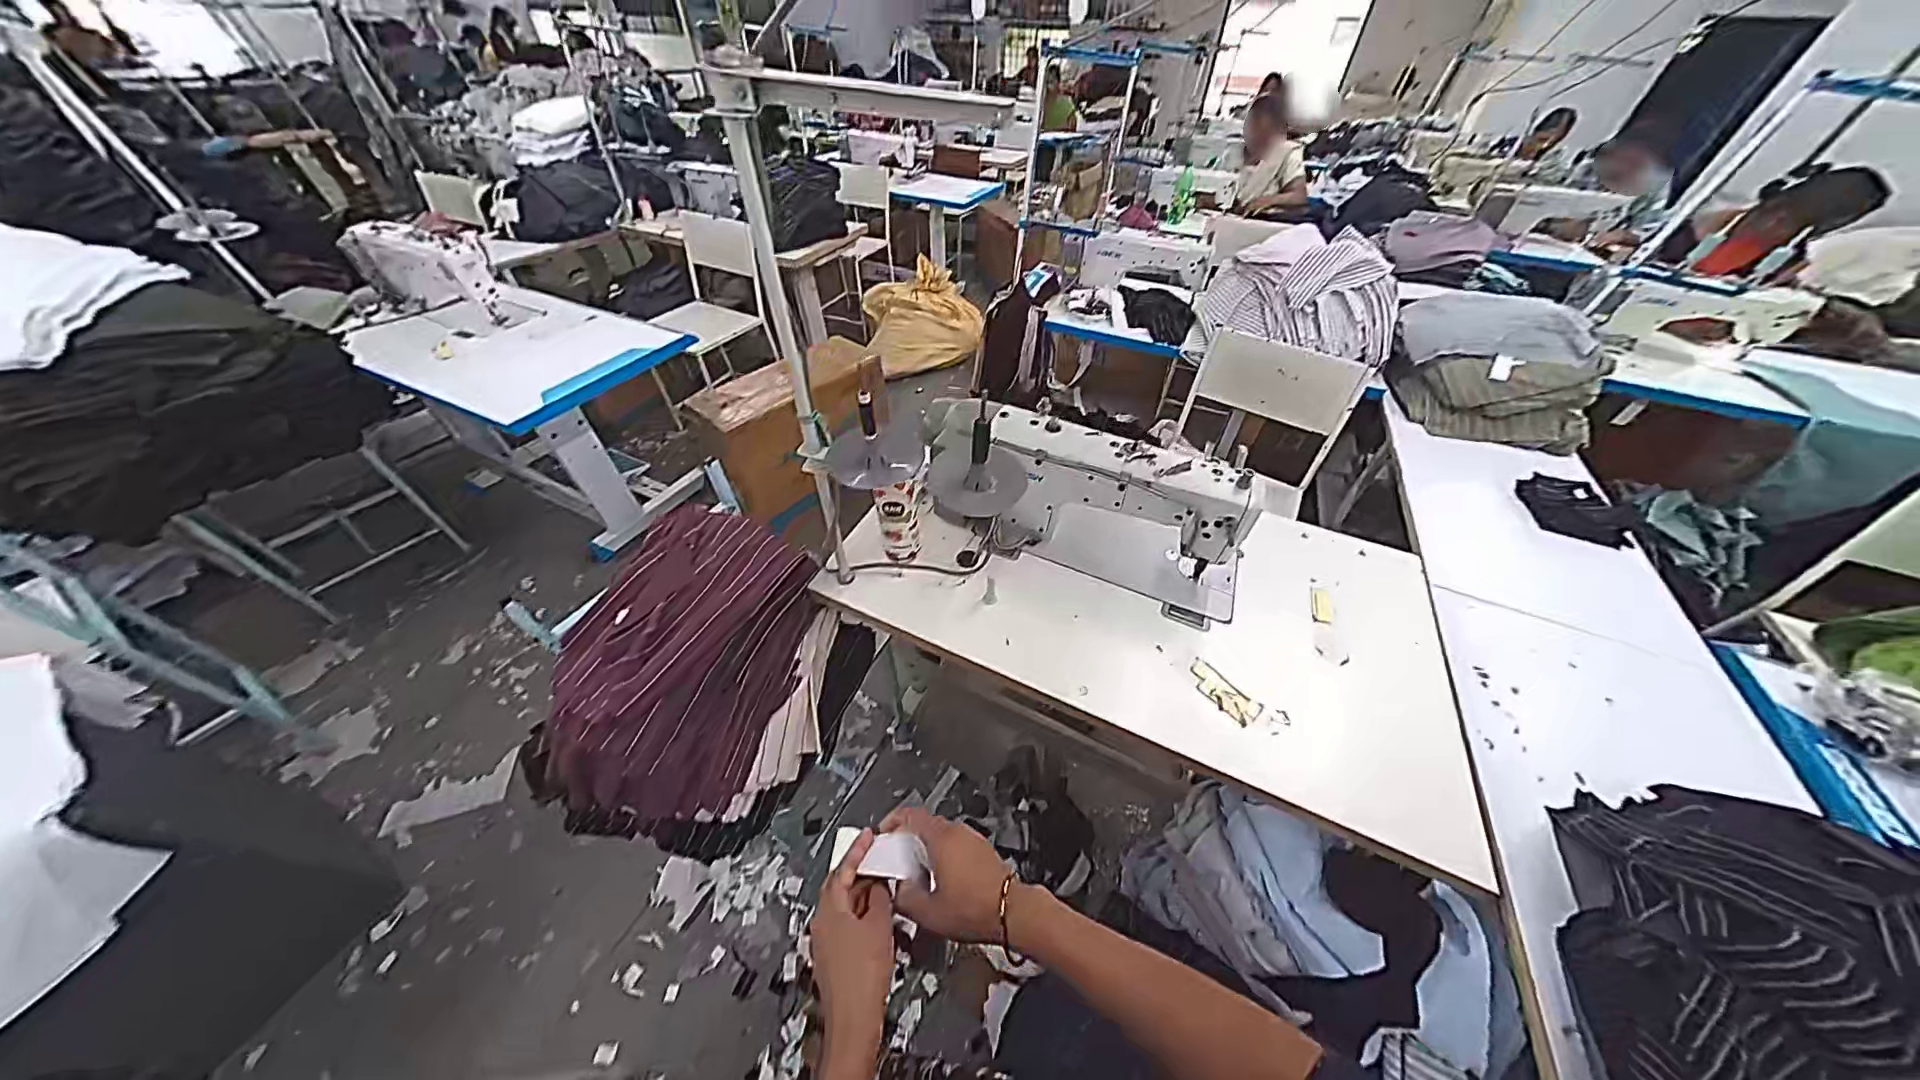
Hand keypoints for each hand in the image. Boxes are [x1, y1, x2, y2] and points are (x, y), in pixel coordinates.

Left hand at [810, 829, 892, 1075]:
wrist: (854, 1019)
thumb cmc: (862, 976)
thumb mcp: (879, 925)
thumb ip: (880, 898)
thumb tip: (881, 887)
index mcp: (829, 910)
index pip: (842, 870)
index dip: (857, 850)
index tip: (866, 836)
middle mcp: (822, 922)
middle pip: (841, 886)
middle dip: (862, 872)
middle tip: (879, 859)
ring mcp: (827, 940)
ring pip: (846, 905)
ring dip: (865, 894)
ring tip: (886, 887)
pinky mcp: (835, 956)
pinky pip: (849, 923)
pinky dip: (864, 913)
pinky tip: (880, 918)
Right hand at [880, 806, 1011, 943]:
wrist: (1011, 912)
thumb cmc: (976, 908)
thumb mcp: (927, 911)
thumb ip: (903, 896)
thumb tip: (897, 890)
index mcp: (940, 838)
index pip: (909, 814)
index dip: (892, 821)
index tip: (883, 834)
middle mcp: (957, 832)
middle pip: (924, 824)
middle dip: (907, 840)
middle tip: (898, 860)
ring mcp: (972, 839)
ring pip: (941, 835)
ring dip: (926, 849)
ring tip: (919, 874)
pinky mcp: (982, 850)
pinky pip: (956, 844)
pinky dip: (944, 855)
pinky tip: (942, 880)